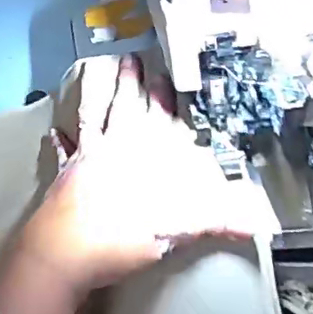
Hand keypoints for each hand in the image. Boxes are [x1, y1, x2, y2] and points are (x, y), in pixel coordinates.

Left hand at [10, 55, 277, 300]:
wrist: (61, 253)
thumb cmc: (116, 237)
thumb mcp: (173, 229)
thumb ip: (213, 219)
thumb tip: (257, 220)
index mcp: (137, 155)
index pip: (156, 119)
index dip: (163, 98)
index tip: (166, 75)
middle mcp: (110, 148)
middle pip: (121, 107)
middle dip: (129, 83)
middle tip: (130, 60)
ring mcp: (83, 159)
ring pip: (91, 117)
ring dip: (95, 96)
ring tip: (92, 74)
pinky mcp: (63, 176)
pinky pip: (63, 152)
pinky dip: (60, 141)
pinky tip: (55, 131)